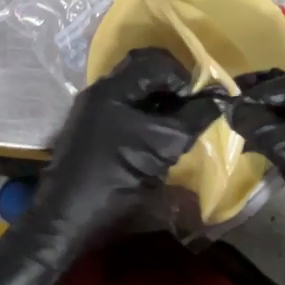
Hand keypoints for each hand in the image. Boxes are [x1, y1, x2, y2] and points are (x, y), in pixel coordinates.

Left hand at [0, 48, 223, 284]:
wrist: (65, 221)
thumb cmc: (114, 182)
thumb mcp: (161, 148)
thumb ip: (192, 119)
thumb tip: (219, 100)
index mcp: (114, 89)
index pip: (156, 62)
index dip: (184, 75)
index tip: (203, 97)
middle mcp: (100, 92)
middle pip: (143, 70)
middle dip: (172, 82)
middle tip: (194, 103)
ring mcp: (92, 110)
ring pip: (134, 89)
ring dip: (160, 98)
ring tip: (182, 119)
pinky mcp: (90, 130)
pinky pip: (124, 107)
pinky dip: (145, 111)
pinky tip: (160, 134)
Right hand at [229, 71, 284, 284]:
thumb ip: (270, 131)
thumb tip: (231, 105)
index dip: (258, 89)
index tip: (222, 96)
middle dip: (257, 101)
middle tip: (220, 107)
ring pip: (283, 124)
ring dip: (258, 121)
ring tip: (226, 125)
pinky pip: (282, 147)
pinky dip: (262, 143)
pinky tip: (243, 148)